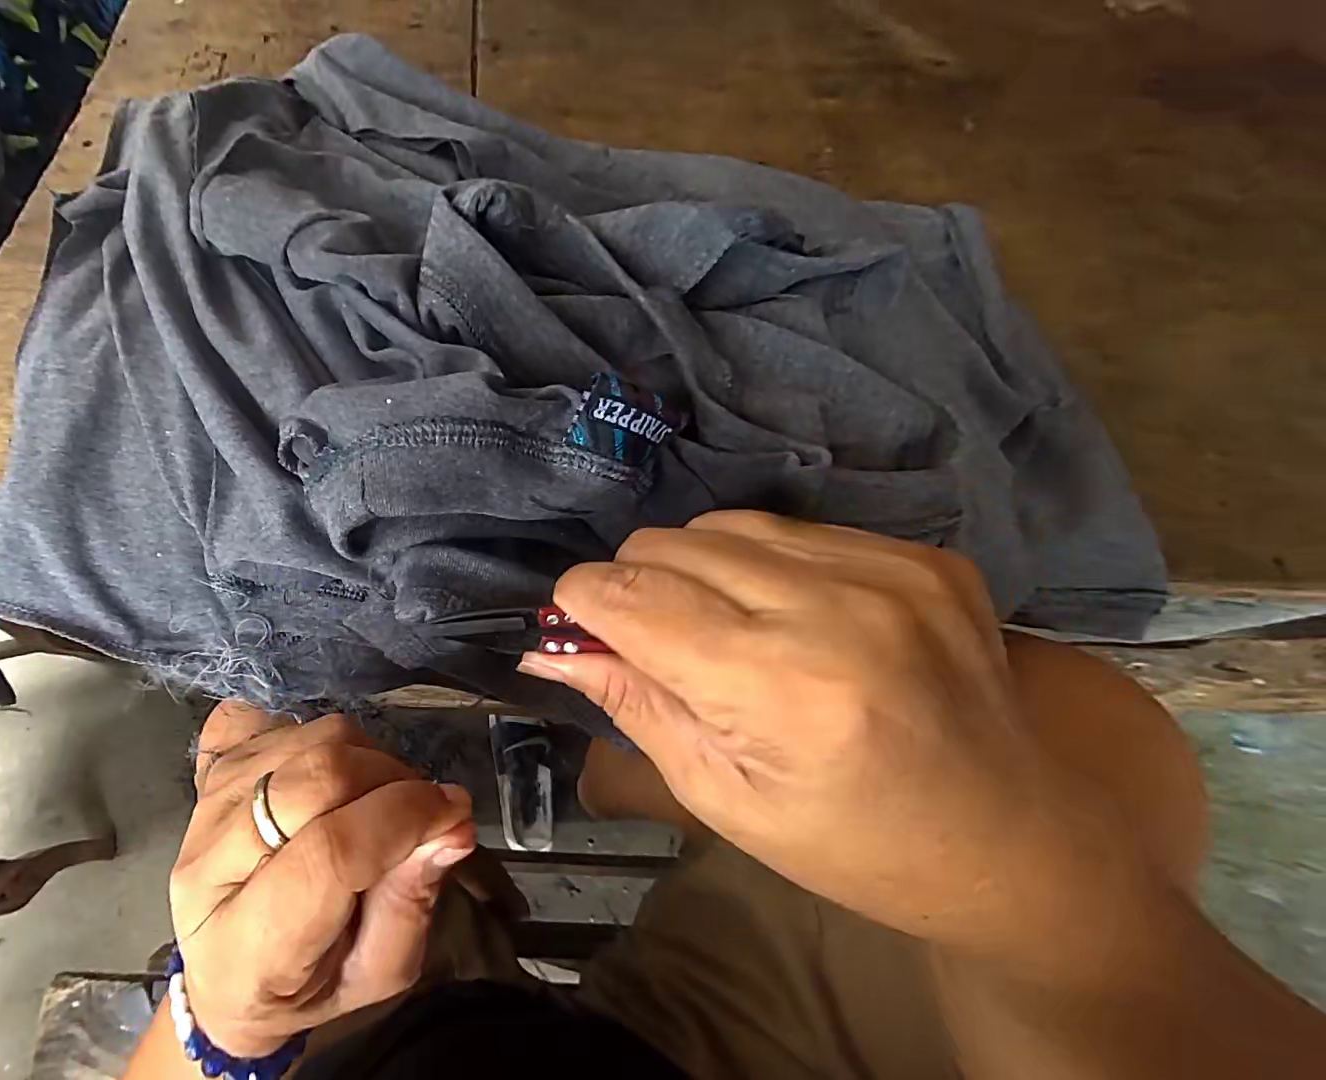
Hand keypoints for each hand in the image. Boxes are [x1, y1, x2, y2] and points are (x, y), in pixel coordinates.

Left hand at [170, 703, 474, 1056]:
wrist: (222, 968)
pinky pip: (267, 717)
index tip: (452, 811)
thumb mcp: (372, 975)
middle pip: (313, 780)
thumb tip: (451, 826)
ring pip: (303, 739)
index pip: (328, 854)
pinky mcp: (207, 767)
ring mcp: (203, 803)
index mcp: (247, 943)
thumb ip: (411, 904)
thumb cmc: (302, 985)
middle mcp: (209, 862)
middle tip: (423, 803)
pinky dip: (313, 731)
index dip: (400, 818)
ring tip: (381, 791)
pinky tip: (329, 766)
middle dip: (389, 779)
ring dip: (363, 754)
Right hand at [520, 511, 1156, 962]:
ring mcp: (883, 571)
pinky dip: (748, 561)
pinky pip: (780, 527)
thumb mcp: (715, 793)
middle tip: (644, 638)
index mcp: (777, 687)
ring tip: (713, 623)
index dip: (579, 600)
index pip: (630, 598)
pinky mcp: (916, 554)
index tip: (571, 622)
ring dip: (685, 568)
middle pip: (662, 547)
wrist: (1020, 846)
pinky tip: (776, 610)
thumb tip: (547, 649)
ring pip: (713, 524)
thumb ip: (628, 701)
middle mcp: (832, 609)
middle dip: (627, 585)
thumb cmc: (846, 843)